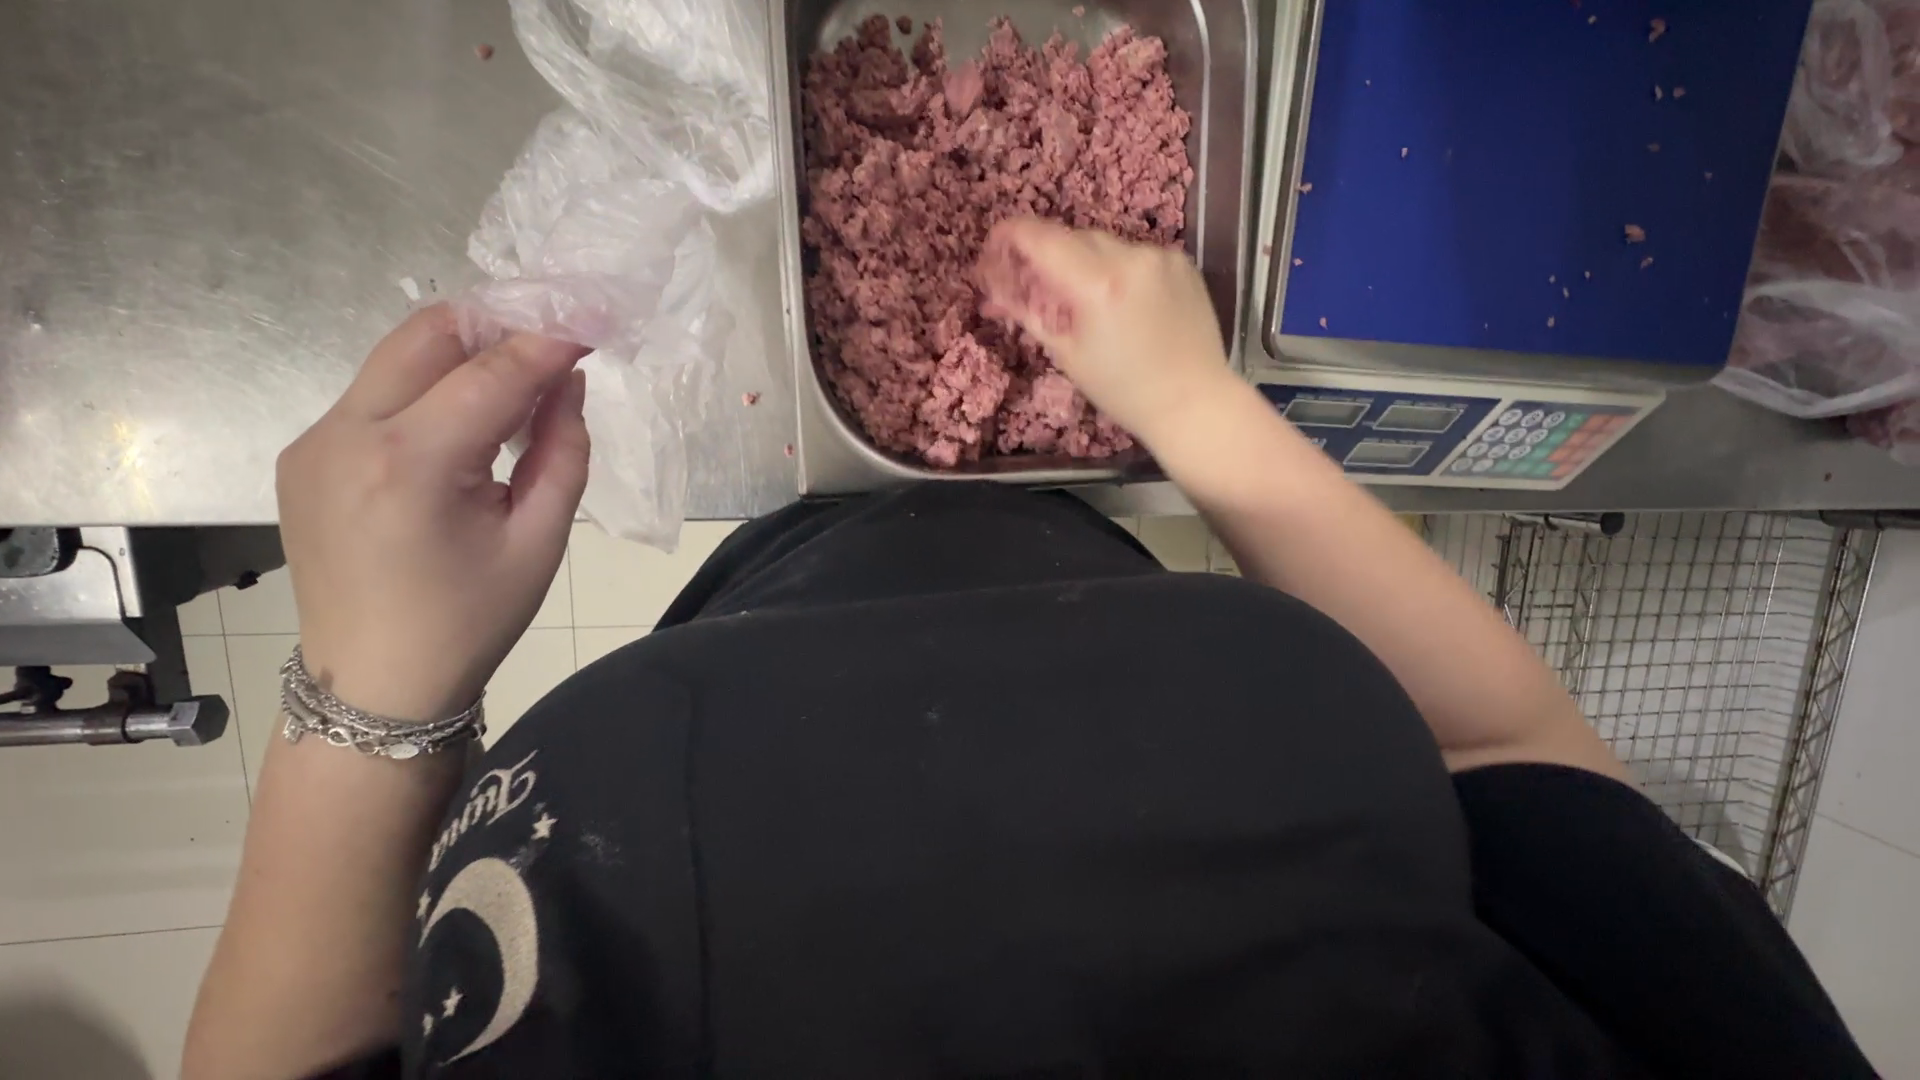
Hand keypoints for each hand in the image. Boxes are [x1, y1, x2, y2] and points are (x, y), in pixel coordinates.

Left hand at [276, 304, 589, 722]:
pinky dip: (431, 388)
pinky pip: (377, 393)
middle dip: (499, 324)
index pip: (491, 371)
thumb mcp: (540, 540)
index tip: (592, 326)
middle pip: (428, 334)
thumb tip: (567, 384)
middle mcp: (345, 434)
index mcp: (410, 464)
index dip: (548, 341)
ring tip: (519, 386)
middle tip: (553, 345)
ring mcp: (314, 441)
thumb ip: (563, 452)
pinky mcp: (305, 454)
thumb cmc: (473, 620)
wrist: (375, 682)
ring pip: (398, 356)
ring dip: (465, 354)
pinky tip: (466, 425)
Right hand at [976, 218, 1237, 442]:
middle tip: (1034, 284)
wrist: (1193, 401)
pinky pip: (1136, 255)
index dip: (1010, 236)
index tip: (994, 247)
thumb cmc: (1123, 390)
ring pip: (1105, 244)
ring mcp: (1160, 256)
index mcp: (1097, 284)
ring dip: (1084, 264)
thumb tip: (994, 289)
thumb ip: (1029, 311)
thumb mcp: (1067, 354)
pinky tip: (1123, 304)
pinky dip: (1119, 271)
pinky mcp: (1182, 262)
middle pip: (1072, 238)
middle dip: (1048, 256)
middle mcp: (1130, 257)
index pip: (1041, 238)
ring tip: (1085, 303)